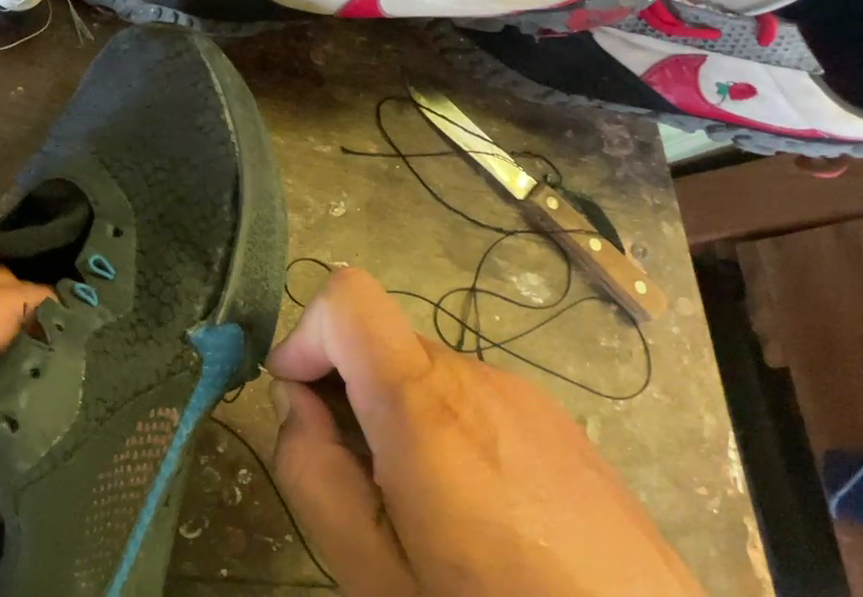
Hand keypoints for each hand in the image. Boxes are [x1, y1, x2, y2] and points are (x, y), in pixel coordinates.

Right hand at [266, 267, 704, 596]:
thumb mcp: (369, 567)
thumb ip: (310, 468)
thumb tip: (299, 401)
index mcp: (422, 402)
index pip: (345, 295)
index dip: (305, 334)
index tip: (300, 400)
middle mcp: (477, 377)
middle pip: (381, 344)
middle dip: (348, 394)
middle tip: (361, 486)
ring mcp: (528, 398)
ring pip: (427, 377)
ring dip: (399, 420)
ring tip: (426, 514)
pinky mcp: (562, 427)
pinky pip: (477, 403)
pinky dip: (449, 435)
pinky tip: (482, 519)